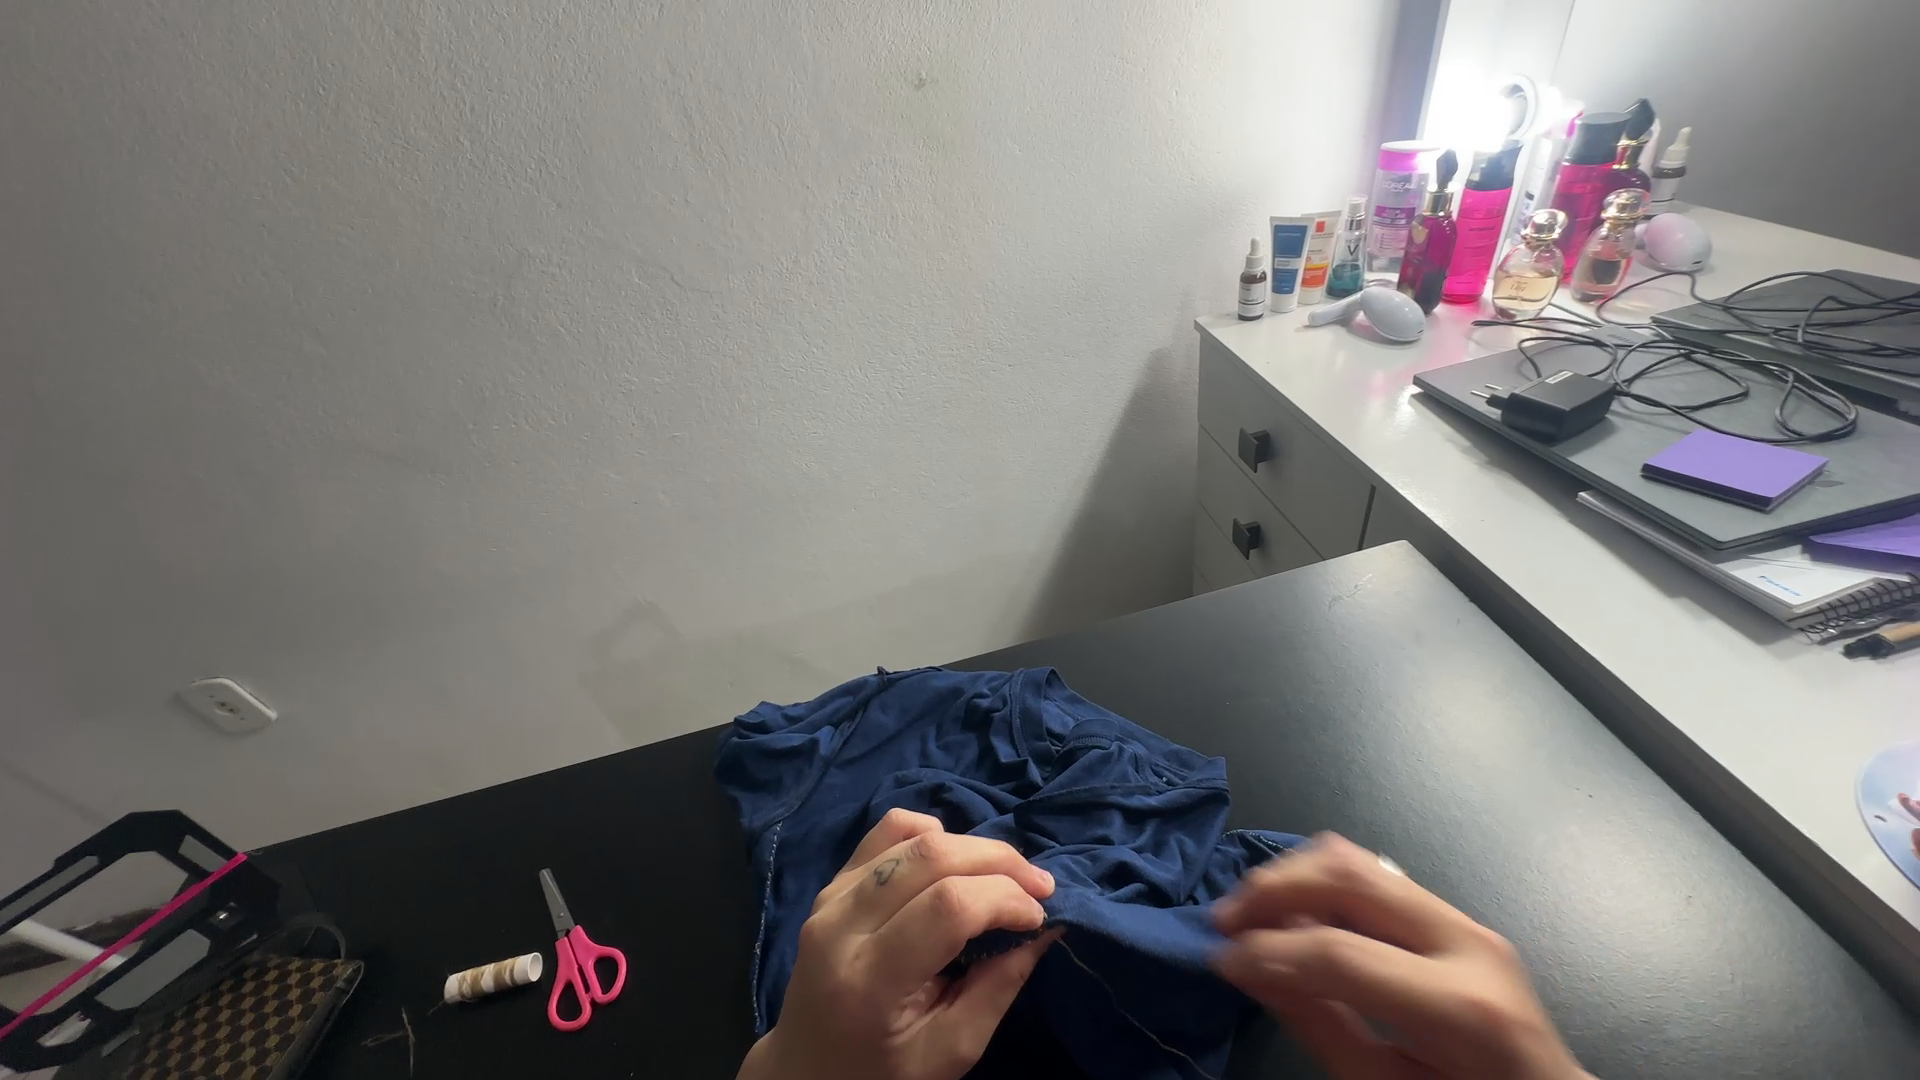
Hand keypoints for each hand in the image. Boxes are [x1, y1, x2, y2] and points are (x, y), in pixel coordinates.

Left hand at [736, 808, 1058, 1079]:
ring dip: (972, 845)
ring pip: (912, 835)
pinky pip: (887, 830)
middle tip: (1039, 884)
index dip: (1005, 898)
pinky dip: (930, 833)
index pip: (948, 906)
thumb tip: (1044, 927)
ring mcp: (831, 895)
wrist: (804, 1070)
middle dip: (999, 860)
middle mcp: (842, 924)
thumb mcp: (949, 1052)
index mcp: (869, 980)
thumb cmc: (882, 1074)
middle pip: (933, 856)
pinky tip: (953, 860)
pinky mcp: (832, 881)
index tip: (1041, 916)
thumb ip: (998, 987)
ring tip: (1004, 874)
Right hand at [1212, 834, 1589, 1079]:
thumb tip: (1245, 966)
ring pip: (1352, 856)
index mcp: (1464, 1009)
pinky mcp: (1449, 911)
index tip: (1221, 959)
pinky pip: (1367, 870)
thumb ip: (1316, 1023)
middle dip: (1273, 889)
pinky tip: (1291, 909)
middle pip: (1347, 876)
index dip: (1269, 951)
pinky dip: (1315, 878)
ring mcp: (1462, 918)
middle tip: (1226, 919)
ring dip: (1289, 874)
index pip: (1342, 955)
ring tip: (1250, 908)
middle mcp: (1467, 942)